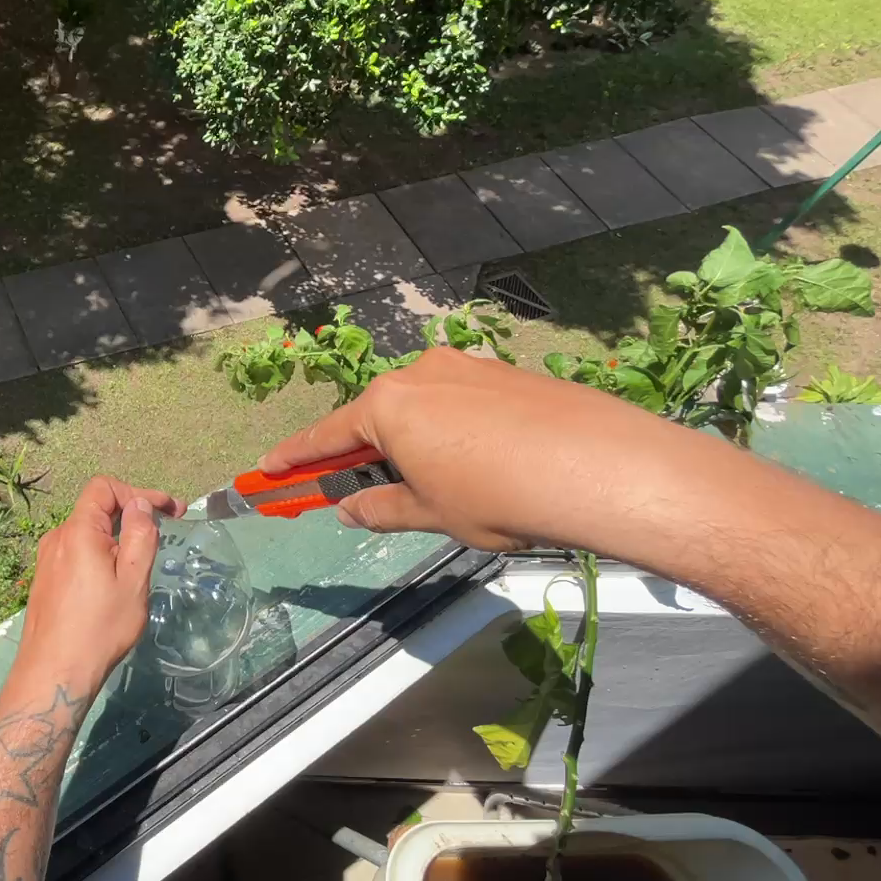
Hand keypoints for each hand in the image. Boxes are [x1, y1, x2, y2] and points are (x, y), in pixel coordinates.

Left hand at [17, 477, 181, 692]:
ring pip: (87, 532)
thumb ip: (140, 536)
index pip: (104, 488)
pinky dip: (100, 552)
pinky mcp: (46, 578)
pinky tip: (114, 578)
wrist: (54, 670)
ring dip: (117, 536)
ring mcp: (48, 559)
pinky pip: (77, 552)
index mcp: (77, 530)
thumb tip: (140, 504)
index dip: (139, 492)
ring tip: (141, 560)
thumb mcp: (132, 580)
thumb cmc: (100, 626)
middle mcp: (57, 537)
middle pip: (96, 508)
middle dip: (132, 513)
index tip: (170, 510)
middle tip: (166, 529)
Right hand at [257, 347, 725, 552]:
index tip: (265, 470)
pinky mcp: (507, 371)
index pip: (323, 437)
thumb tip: (349, 509)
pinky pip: (458, 401)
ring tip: (436, 480)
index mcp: (386, 405)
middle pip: (372, 417)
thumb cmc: (500, 497)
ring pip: (417, 407)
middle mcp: (417, 373)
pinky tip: (480, 459)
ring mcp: (466, 366)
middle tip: (354, 484)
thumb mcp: (430, 513)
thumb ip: (378, 508)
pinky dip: (449, 428)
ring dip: (409, 440)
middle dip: (359, 451)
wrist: (614, 469)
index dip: (292, 459)